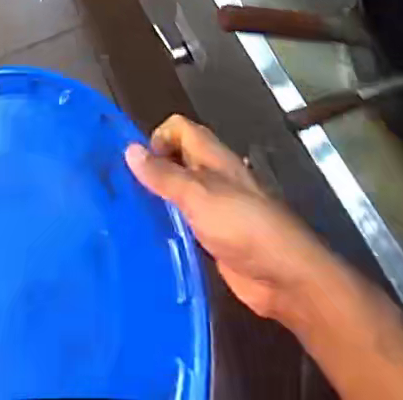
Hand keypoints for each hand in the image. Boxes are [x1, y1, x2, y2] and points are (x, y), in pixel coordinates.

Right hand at [126, 115, 340, 322]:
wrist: (281, 274)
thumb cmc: (241, 225)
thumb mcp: (198, 195)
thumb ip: (164, 175)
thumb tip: (129, 149)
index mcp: (213, 156)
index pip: (180, 128)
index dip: (157, 138)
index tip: (136, 165)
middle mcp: (213, 176)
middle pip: (177, 158)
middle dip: (152, 167)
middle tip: (121, 190)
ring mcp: (214, 207)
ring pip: (179, 190)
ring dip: (157, 197)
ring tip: (127, 214)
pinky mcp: (214, 236)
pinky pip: (184, 220)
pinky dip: (167, 223)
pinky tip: (149, 238)